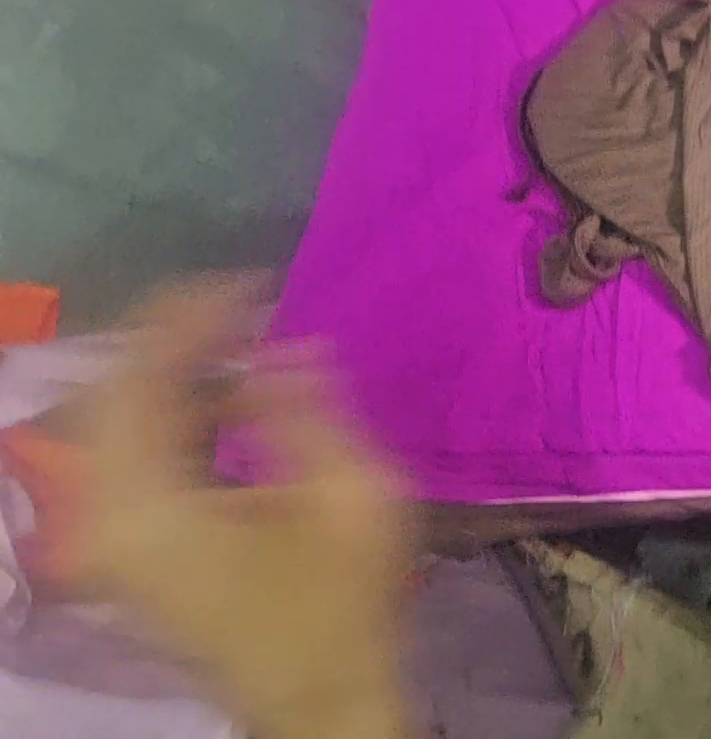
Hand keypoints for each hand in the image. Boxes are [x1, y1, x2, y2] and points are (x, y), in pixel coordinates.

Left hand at [71, 277, 414, 738]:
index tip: (250, 283)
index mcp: (152, 503)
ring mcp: (109, 535)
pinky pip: (131, 454)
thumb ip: (312, 415)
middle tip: (247, 300)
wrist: (318, 680)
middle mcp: (106, 515)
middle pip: (110, 400)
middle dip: (174, 338)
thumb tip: (286, 350)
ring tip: (247, 338)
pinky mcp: (128, 543)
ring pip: (114, 425)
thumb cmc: (345, 589)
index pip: (140, 386)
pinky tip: (231, 397)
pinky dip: (177, 412)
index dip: (187, 323)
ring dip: (177, 373)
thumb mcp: (352, 493)